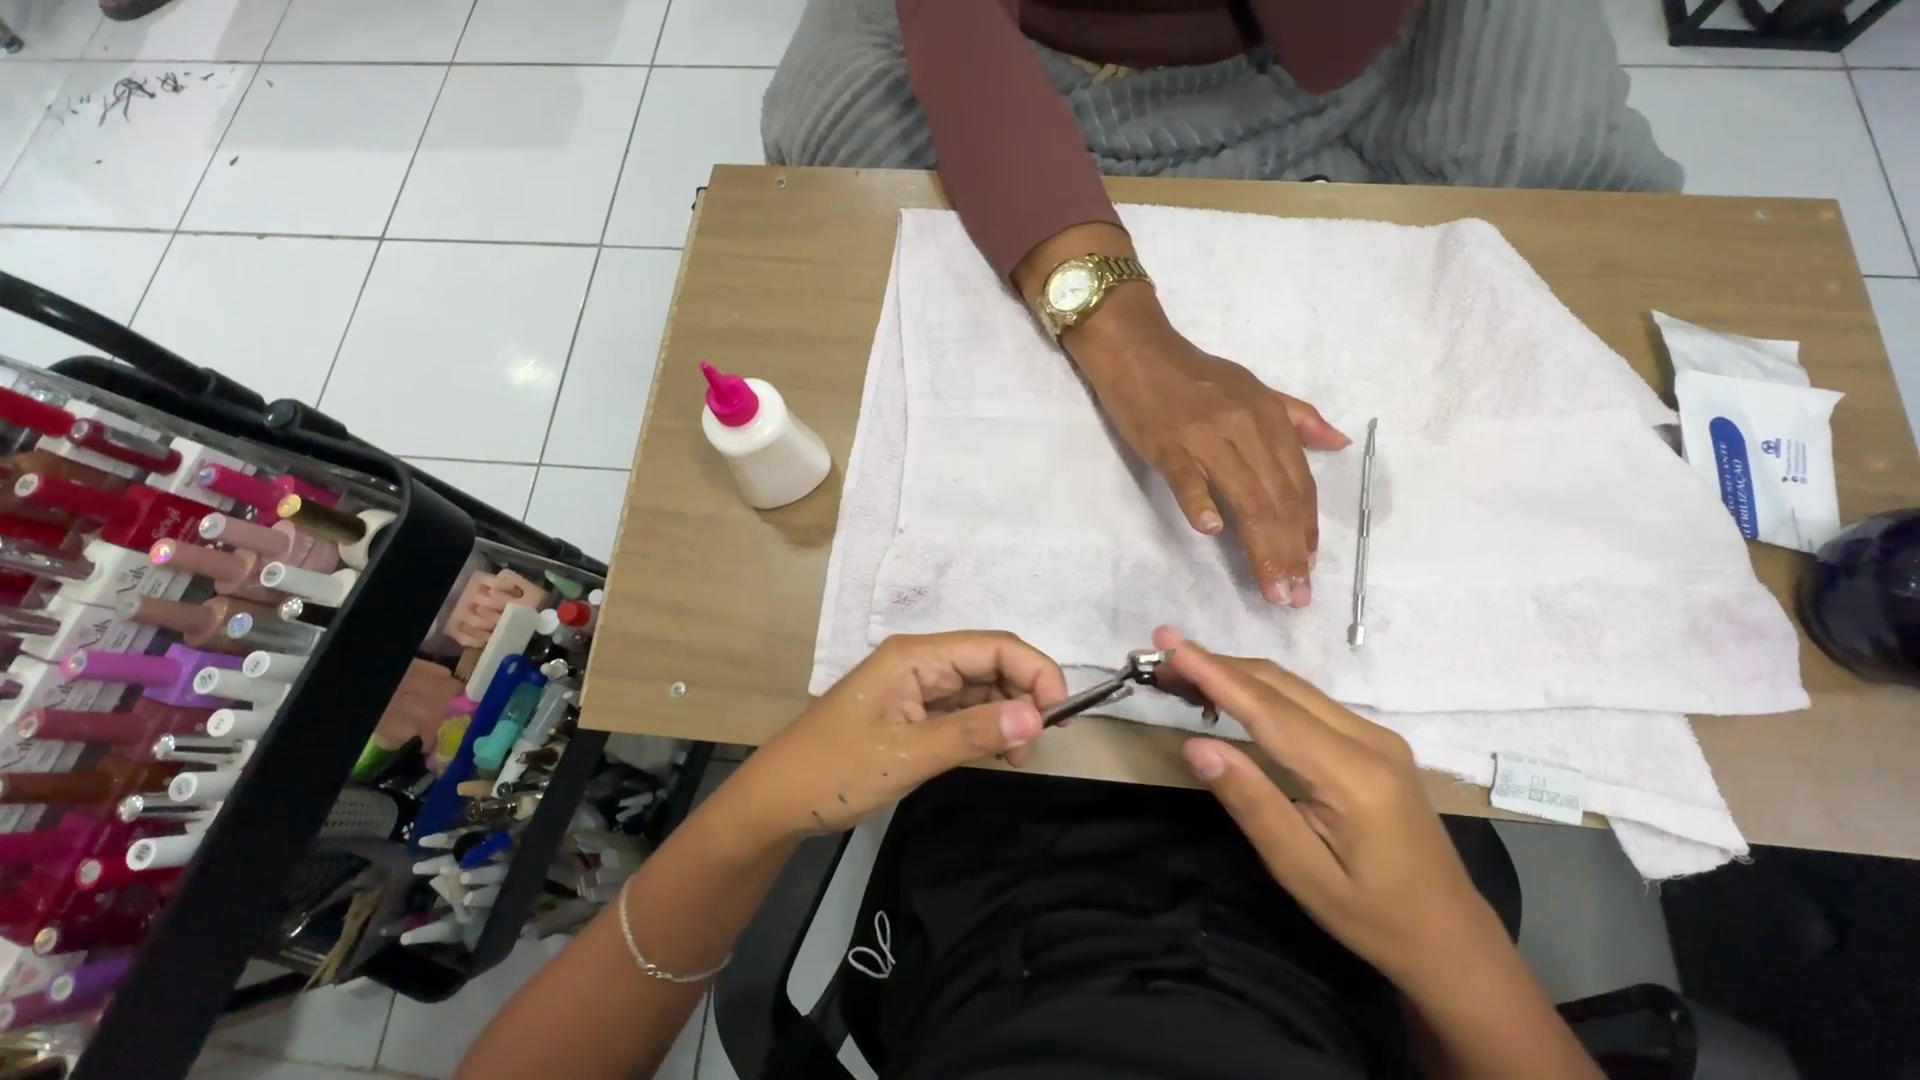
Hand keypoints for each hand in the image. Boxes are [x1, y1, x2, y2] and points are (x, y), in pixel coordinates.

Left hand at [717, 632, 1068, 841]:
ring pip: (981, 688)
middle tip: (1036, 744)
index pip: (995, 646)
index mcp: (916, 656)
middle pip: (992, 663)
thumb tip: (1037, 717)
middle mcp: (920, 662)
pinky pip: (963, 710)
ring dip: (1008, 715)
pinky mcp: (914, 713)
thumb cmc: (835, 772)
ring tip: (1016, 756)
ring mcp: (916, 688)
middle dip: (1025, 695)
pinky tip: (997, 753)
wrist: (777, 801)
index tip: (1060, 715)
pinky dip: (986, 728)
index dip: (1036, 671)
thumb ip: (973, 733)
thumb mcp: (908, 755)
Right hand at [1072, 292, 1348, 607]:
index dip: (1307, 528)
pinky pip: (1189, 476)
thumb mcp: (1254, 389)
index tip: (1310, 568)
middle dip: (1290, 551)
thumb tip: (1338, 441)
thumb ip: (1297, 418)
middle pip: (1277, 499)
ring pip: (1244, 497)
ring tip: (1271, 588)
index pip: (1298, 483)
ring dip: (1261, 547)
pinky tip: (1211, 532)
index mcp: (1268, 419)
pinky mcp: (1168, 444)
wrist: (1138, 349)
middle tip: (1295, 596)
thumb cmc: (1193, 375)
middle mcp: (1246, 429)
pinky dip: (1200, 503)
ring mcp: (1206, 437)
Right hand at [1152, 627, 1510, 993]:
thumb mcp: (1302, 872)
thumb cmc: (1372, 915)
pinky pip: (1306, 702)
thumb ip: (1252, 803)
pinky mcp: (1373, 743)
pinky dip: (1259, 691)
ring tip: (1179, 672)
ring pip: (1293, 687)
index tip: (1168, 645)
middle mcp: (1370, 740)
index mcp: (1354, 774)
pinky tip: (1228, 695)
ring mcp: (1376, 737)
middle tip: (1157, 658)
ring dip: (1235, 674)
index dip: (1215, 674)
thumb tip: (1197, 745)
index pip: (1269, 710)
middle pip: (1280, 685)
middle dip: (1216, 665)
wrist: (1448, 935)